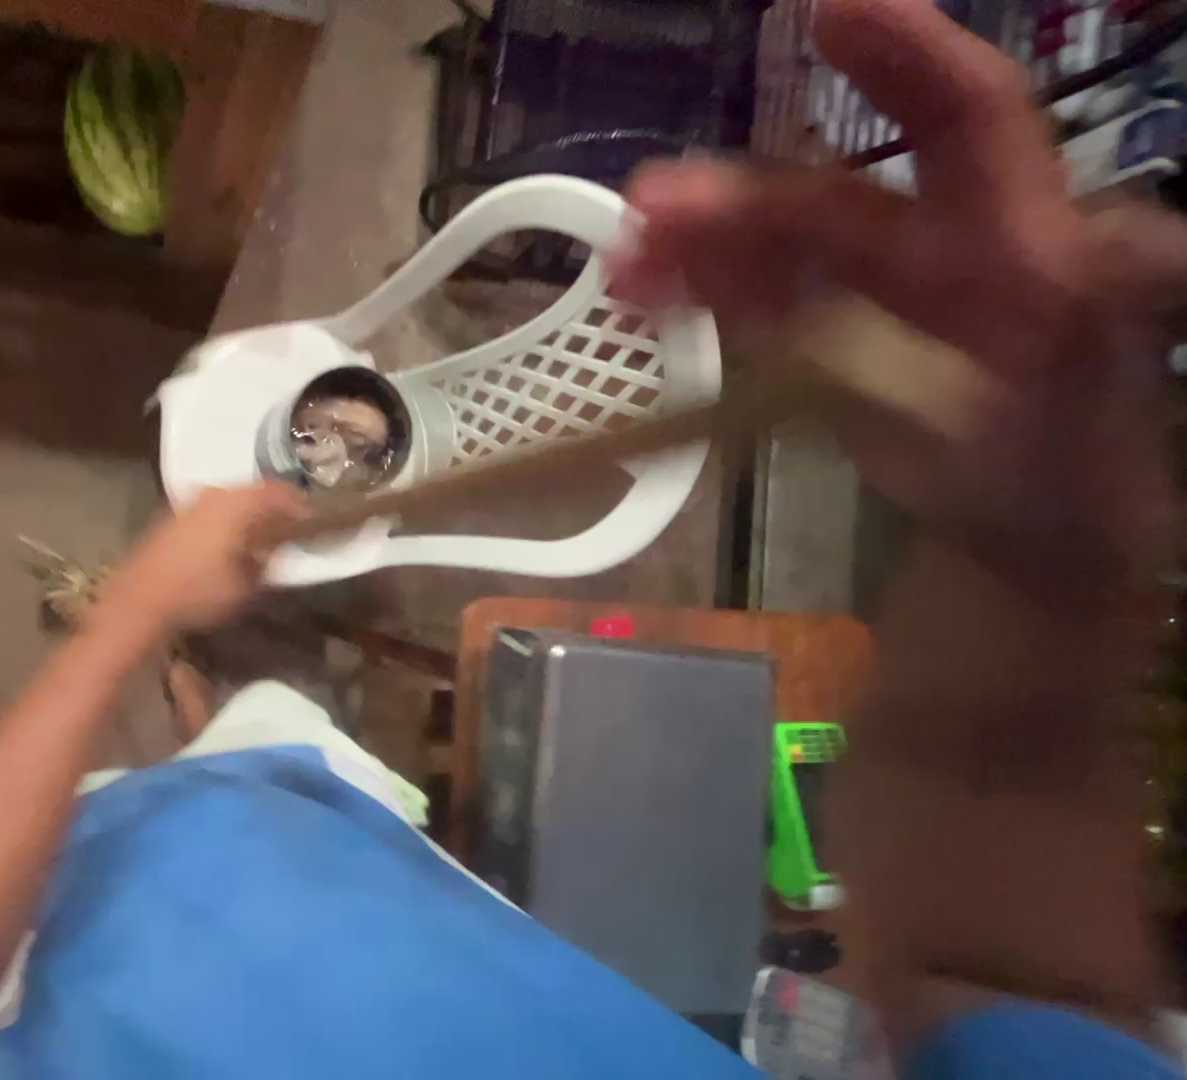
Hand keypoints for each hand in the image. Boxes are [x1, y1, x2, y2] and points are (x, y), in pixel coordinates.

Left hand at [93, 484, 307, 635]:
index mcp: (237, 502)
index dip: (299, 504)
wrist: (140, 601)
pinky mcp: (171, 518)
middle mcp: (213, 493)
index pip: (279, 491)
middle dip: (271, 509)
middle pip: (252, 492)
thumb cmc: (199, 592)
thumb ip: (266, 561)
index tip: (311, 521)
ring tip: (258, 539)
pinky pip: (209, 511)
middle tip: (286, 530)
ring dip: (245, 515)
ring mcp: (188, 503)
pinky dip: (223, 522)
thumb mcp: (246, 585)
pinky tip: (226, 545)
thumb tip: (272, 552)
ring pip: (228, 500)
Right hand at [610, 0, 1182, 600]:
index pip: (967, 126)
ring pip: (786, 249)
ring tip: (622, 266)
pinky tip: (650, 292)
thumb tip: (754, 291)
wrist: (1032, 530)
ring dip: (698, 253)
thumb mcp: (939, 425)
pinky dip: (707, 290)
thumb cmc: (1017, 479)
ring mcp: (898, 290)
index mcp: (1023, 254)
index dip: (904, 57)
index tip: (825, 9)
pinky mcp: (854, 326)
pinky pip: (771, 294)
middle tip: (638, 212)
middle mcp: (959, 250)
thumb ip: (845, 355)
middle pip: (833, 201)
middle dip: (732, 201)